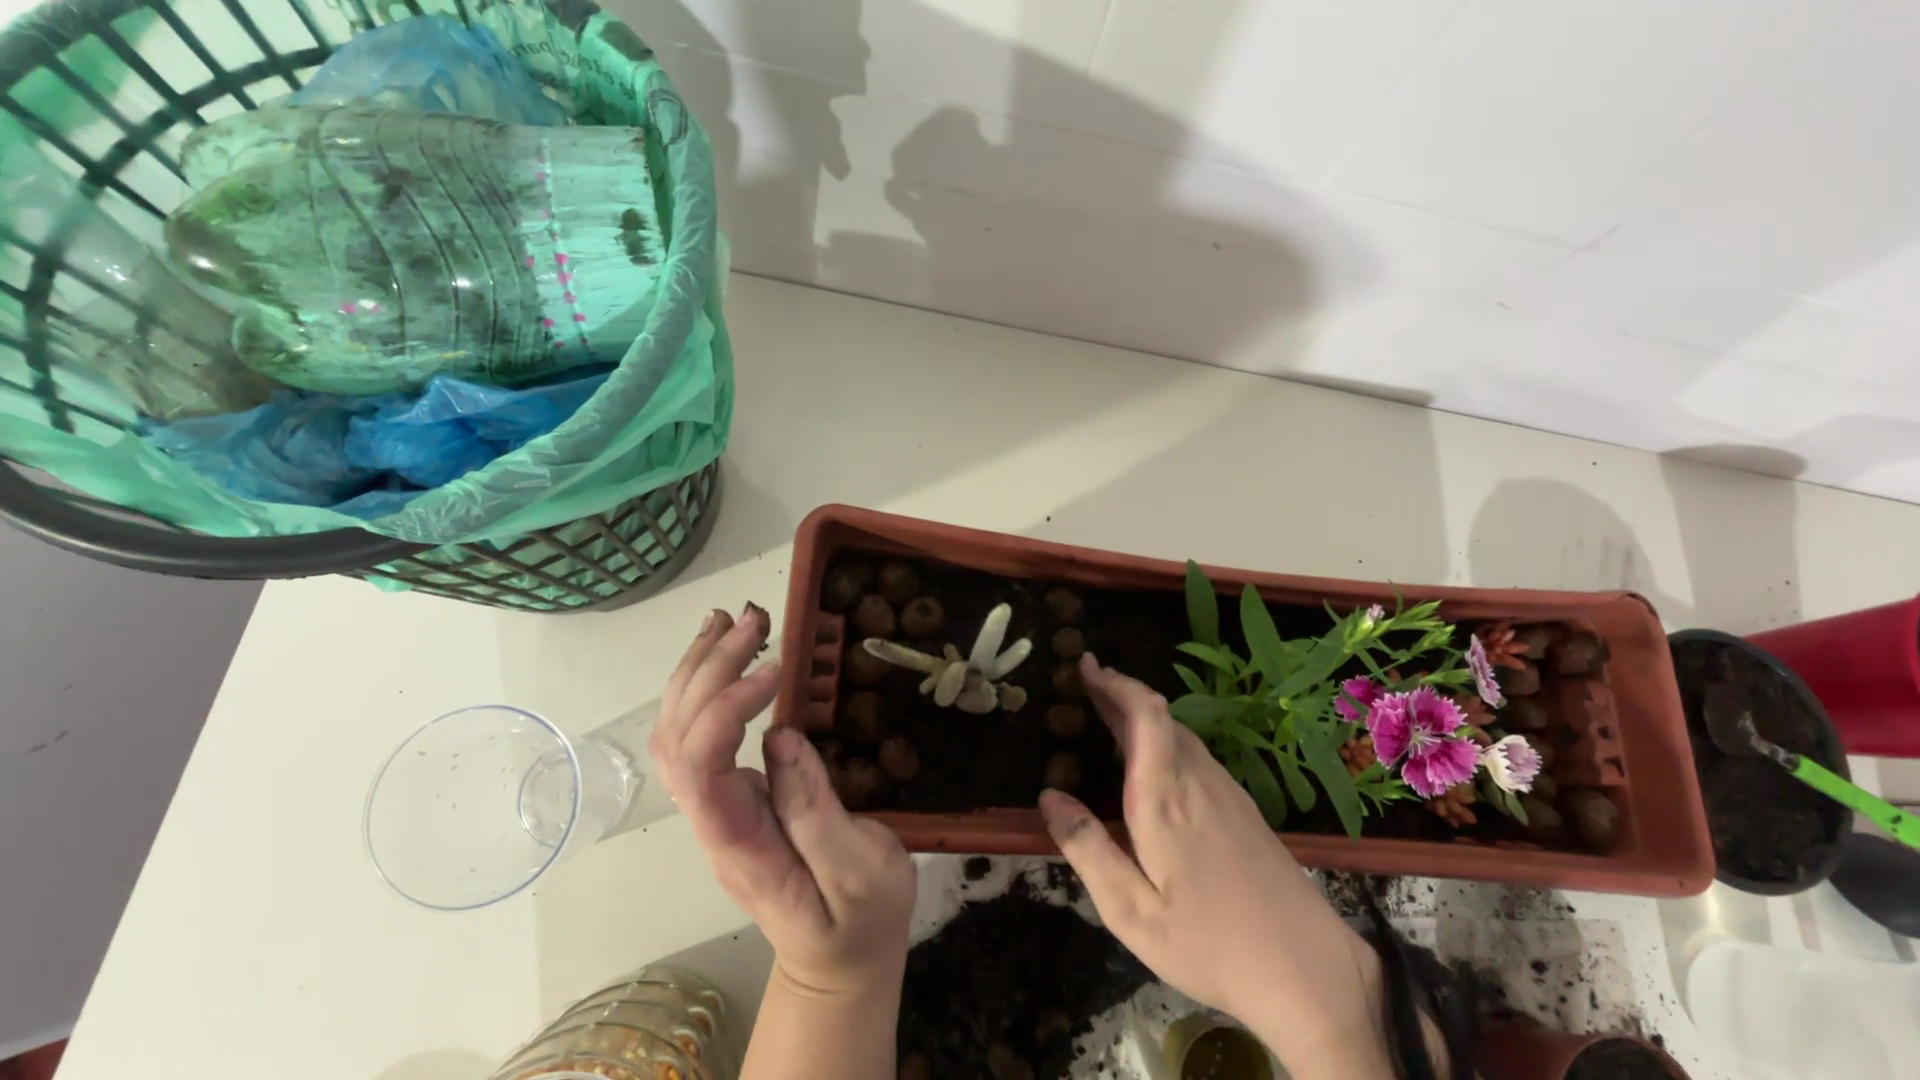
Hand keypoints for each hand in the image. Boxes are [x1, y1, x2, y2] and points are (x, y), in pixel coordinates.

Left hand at [651, 604, 916, 996]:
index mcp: (739, 839)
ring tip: (727, 618)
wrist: (837, 960)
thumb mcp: (860, 876)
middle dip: (707, 669)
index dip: (725, 707)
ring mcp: (714, 806)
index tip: (774, 669)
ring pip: (675, 731)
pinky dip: (702, 687)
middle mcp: (711, 818)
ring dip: (696, 669)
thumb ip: (817, 813)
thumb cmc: (857, 922)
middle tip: (752, 619)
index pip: (700, 763)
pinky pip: (695, 734)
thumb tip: (781, 738)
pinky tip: (723, 654)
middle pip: (677, 735)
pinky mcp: (729, 795)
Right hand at [1039, 653, 1391, 1076]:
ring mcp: (1228, 794)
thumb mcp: (1130, 911)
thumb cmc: (1209, 944)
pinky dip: (1164, 741)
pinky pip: (1196, 756)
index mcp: (1165, 798)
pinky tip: (1154, 764)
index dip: (1114, 683)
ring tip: (1107, 716)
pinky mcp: (1244, 811)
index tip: (1085, 665)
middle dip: (1120, 693)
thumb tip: (1048, 796)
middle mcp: (1199, 782)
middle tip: (1083, 684)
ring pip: (1180, 735)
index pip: (1144, 714)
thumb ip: (1086, 848)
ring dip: (1142, 717)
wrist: (1308, 971)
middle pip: (1160, 717)